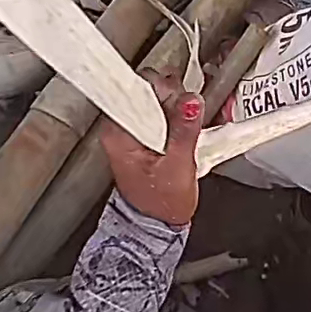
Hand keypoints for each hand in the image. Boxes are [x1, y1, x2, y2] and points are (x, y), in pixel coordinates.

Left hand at [99, 69, 202, 225]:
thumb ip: (184, 131)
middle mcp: (122, 126)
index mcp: (119, 133)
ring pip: (158, 97)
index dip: (160, 88)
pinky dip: (179, 113)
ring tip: (190, 125)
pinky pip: (163, 110)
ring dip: (179, 104)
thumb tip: (191, 102)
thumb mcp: (178, 167)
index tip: (178, 95)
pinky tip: (189, 124)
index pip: (132, 91)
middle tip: (189, 115)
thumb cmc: (160, 203)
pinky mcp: (147, 131)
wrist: (157, 224)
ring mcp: (135, 128)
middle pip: (147, 89)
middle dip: (173, 95)